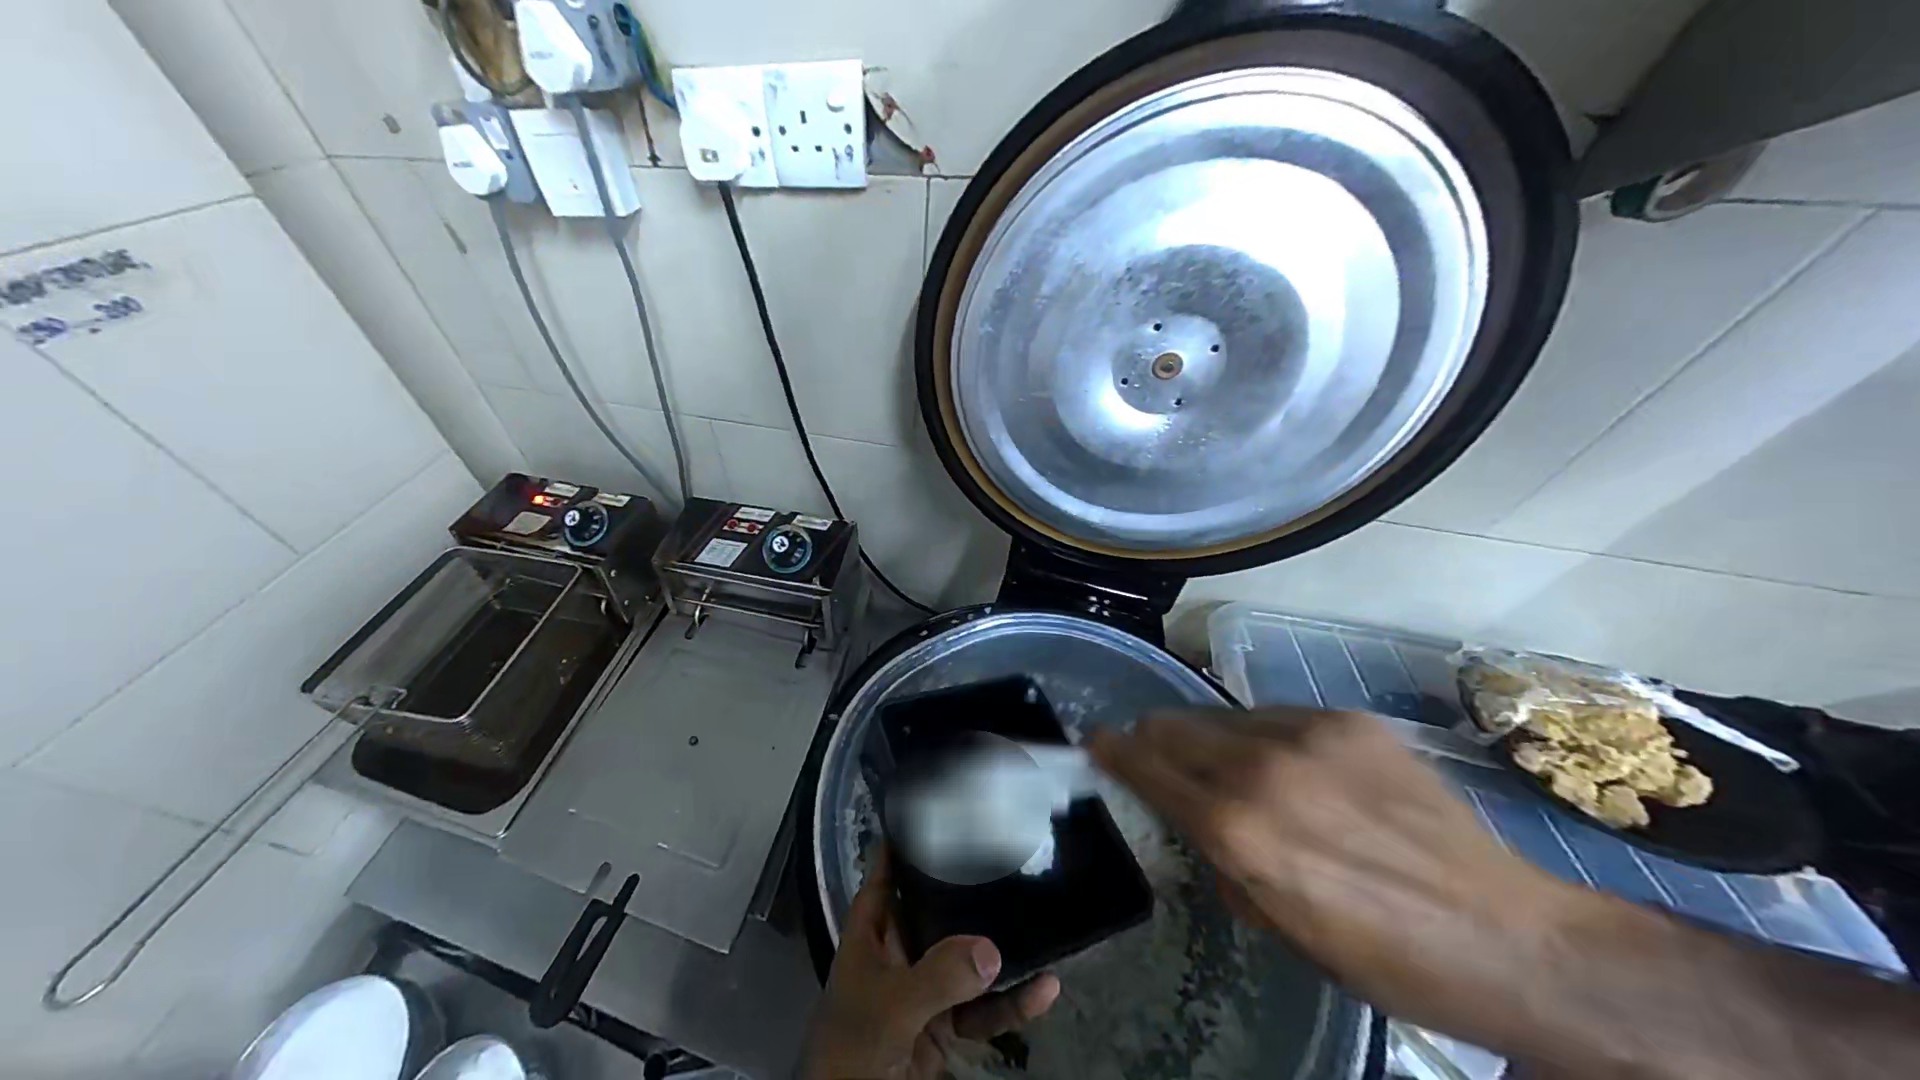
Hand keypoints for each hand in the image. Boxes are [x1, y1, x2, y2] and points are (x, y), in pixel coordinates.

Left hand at [802, 853, 1060, 1079]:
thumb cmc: (852, 1049)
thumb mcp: (890, 1007)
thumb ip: (937, 977)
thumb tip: (992, 948)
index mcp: (872, 936)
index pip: (885, 875)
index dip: (903, 844)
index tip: (935, 810)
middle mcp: (899, 954)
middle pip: (935, 910)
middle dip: (968, 889)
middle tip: (1007, 853)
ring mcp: (925, 992)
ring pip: (967, 959)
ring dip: (1001, 948)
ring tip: (1040, 918)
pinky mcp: (946, 1029)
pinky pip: (983, 1010)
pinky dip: (1012, 1004)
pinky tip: (1045, 990)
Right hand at [1087, 707, 1565, 1022]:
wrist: (1507, 935)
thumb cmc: (1379, 955)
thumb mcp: (1276, 926)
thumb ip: (1218, 859)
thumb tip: (1193, 821)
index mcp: (1235, 828)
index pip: (1145, 764)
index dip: (1112, 752)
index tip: (1096, 745)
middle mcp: (1260, 766)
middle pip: (1171, 724)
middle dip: (1153, 741)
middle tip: (1158, 759)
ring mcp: (1308, 734)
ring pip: (1221, 715)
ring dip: (1211, 739)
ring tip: (1240, 771)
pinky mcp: (1347, 720)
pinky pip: (1276, 716)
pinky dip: (1266, 738)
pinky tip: (1300, 770)